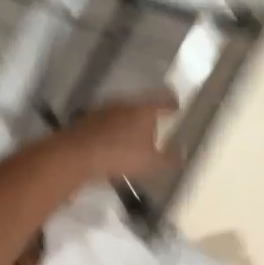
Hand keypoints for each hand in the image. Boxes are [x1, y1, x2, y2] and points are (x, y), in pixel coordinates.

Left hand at [61, 90, 182, 178]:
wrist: (79, 152)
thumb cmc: (121, 155)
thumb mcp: (151, 163)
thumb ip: (170, 159)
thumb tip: (184, 153)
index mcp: (144, 110)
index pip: (163, 101)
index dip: (171, 104)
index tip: (177, 106)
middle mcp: (125, 103)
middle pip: (142, 105)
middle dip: (148, 115)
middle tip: (155, 125)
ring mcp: (105, 108)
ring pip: (123, 112)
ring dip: (129, 122)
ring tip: (134, 136)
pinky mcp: (89, 117)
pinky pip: (108, 121)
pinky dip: (113, 128)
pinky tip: (113, 141)